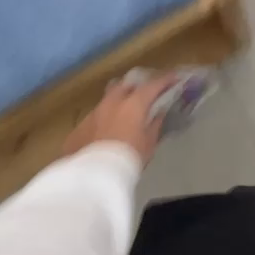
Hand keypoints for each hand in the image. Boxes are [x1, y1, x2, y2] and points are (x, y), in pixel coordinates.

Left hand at [62, 72, 178, 159]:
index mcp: (134, 103)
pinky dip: (104, 118)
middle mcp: (112, 102)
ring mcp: (93, 113)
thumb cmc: (128, 157)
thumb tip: (159, 113)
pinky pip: (95, 116)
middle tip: (145, 94)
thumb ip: (155, 124)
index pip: (154, 85)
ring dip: (118, 102)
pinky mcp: (79, 127)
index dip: (166, 80)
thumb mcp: (149, 143)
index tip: (174, 78)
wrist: (92, 176)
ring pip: (108, 99)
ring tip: (123, 112)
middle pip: (126, 85)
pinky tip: (105, 130)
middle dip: (136, 87)